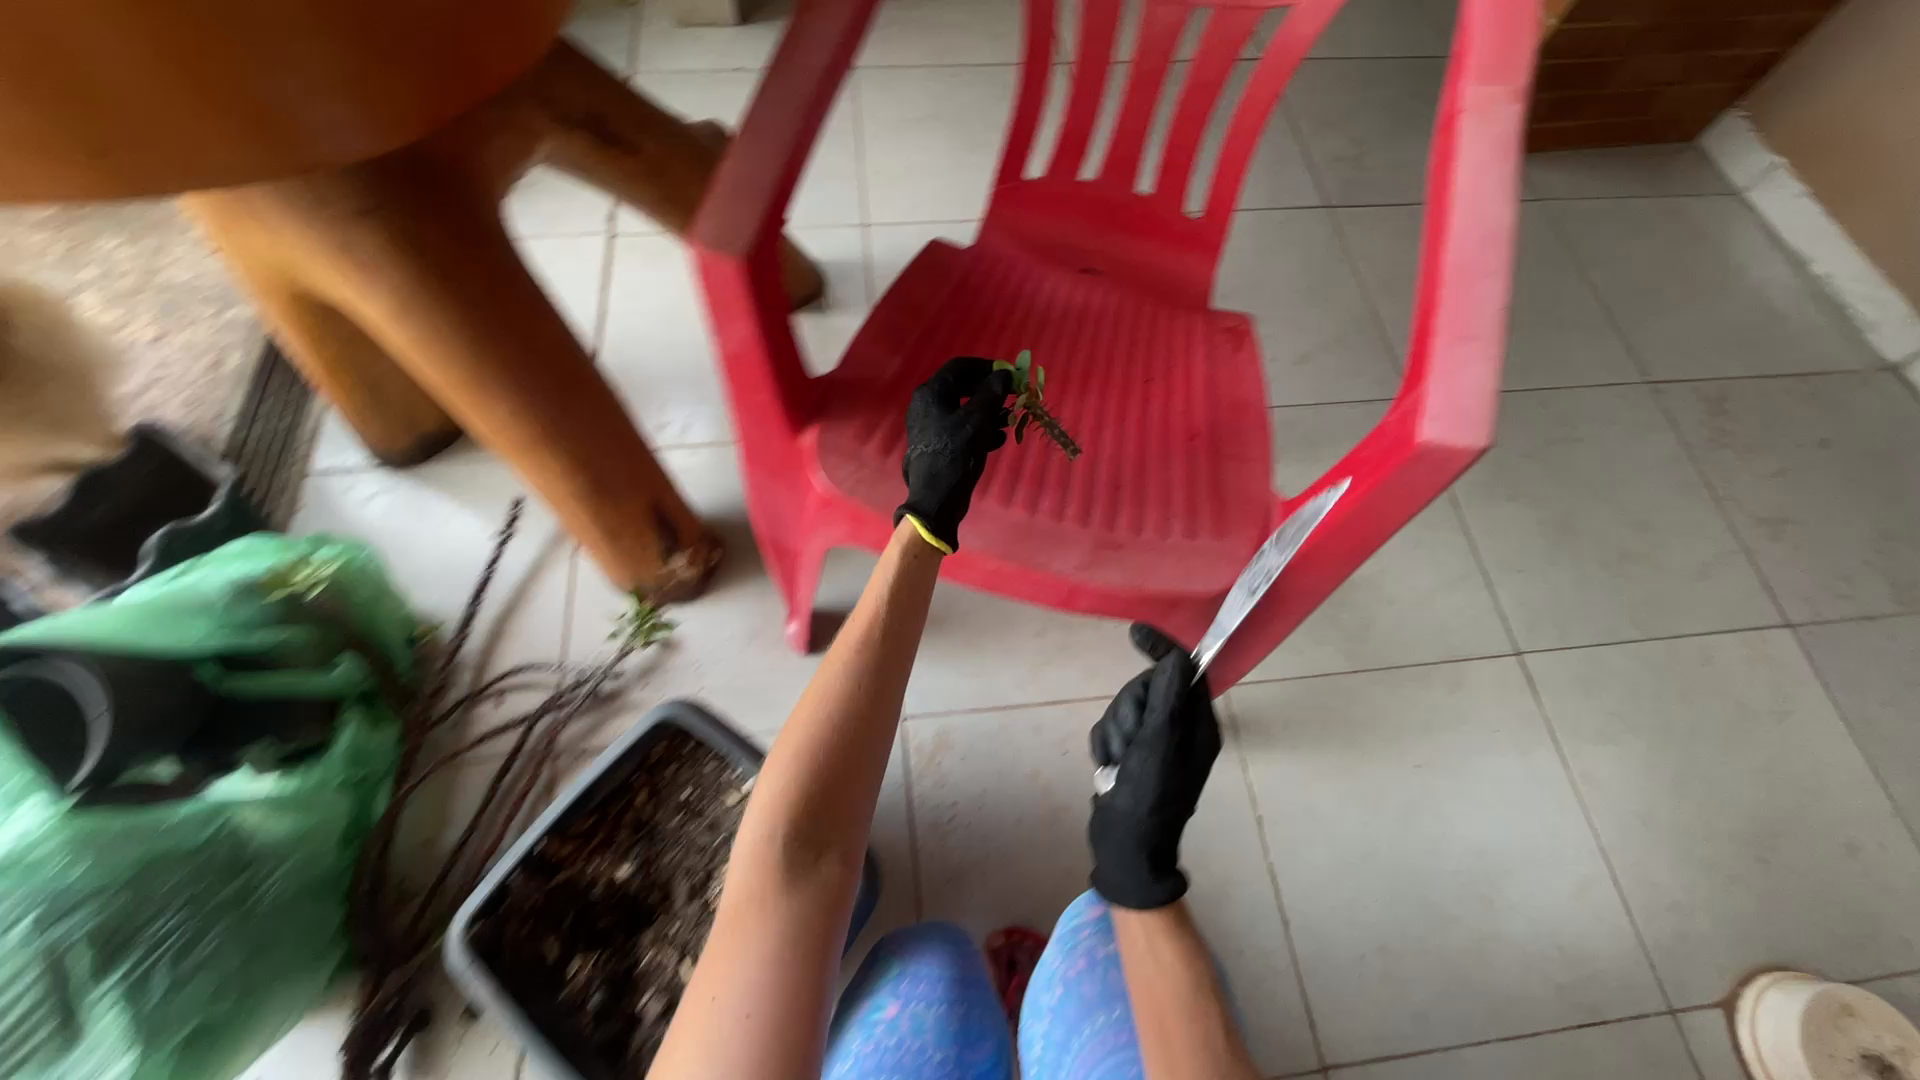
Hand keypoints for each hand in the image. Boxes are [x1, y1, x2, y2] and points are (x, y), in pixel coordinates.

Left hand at [894, 357, 1013, 552]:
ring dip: (988, 412)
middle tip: (1011, 396)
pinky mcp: (938, 444)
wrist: (936, 498)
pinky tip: (999, 439)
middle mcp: (927, 405)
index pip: (960, 366)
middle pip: (962, 388)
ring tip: (1010, 420)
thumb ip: (992, 393)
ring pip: (964, 410)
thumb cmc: (955, 454)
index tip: (1008, 375)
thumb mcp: (977, 420)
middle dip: (989, 392)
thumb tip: (1004, 374)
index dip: (986, 367)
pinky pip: (961, 429)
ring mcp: (931, 426)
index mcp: (932, 393)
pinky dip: (981, 429)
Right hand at [1088, 623, 1220, 909]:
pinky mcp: (1129, 754)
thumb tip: (1177, 656)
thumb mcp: (1160, 742)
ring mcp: (1152, 743)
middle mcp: (1178, 730)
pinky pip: (1109, 729)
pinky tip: (1110, 769)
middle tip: (1131, 738)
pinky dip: (1105, 746)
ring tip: (1119, 762)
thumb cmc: (1150, 796)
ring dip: (1115, 732)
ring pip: (1124, 708)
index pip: (1183, 671)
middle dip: (1130, 709)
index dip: (1161, 650)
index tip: (1135, 631)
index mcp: (1197, 725)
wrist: (1126, 847)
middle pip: (1146, 688)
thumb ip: (1167, 696)